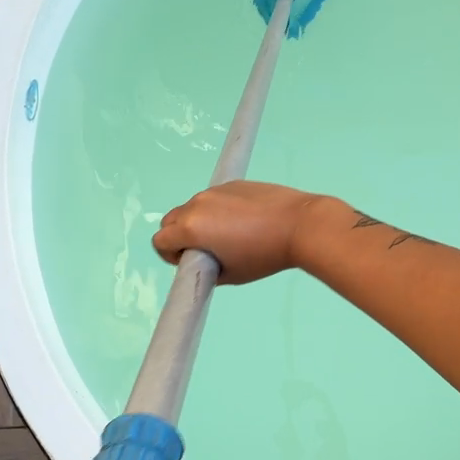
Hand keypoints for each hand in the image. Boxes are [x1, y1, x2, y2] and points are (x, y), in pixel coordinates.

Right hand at [151, 181, 329, 284]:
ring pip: (193, 208)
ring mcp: (215, 191)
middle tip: (207, 250)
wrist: (299, 225)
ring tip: (231, 235)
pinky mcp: (233, 184)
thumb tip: (202, 264)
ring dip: (199, 222)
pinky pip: (214, 199)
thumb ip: (206, 270)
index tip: (193, 262)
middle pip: (170, 220)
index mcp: (191, 227)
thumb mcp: (231, 275)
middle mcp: (196, 204)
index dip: (171, 256)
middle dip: (180, 236)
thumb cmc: (263, 255)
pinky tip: (246, 221)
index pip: (160, 241)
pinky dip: (218, 210)